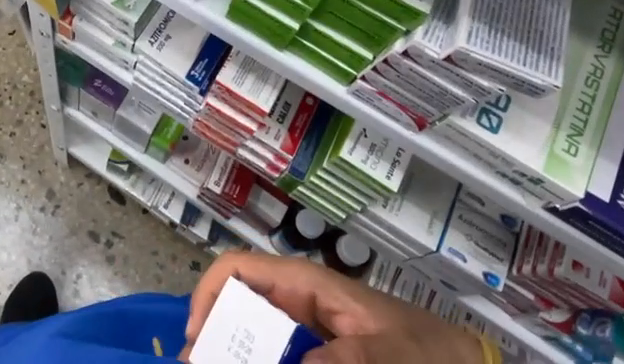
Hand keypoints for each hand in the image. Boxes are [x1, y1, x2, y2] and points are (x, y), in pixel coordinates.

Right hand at [183, 254, 485, 362]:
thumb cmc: (426, 349)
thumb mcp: (389, 354)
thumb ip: (347, 359)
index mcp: (306, 284)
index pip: (238, 270)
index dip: (209, 295)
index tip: (197, 339)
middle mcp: (297, 300)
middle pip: (237, 307)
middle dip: (215, 338)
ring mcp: (306, 329)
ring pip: (255, 339)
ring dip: (237, 353)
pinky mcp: (317, 353)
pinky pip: (281, 356)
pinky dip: (265, 360)